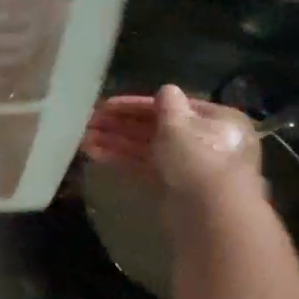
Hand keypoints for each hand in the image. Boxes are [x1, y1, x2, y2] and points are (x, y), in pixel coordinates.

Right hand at [82, 84, 263, 203]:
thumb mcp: (179, 126)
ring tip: (82, 138)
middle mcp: (204, 138)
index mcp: (215, 119)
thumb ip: (168, 106)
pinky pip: (142, 164)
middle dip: (119, 124)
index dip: (135, 105)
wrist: (211, 209)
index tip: (104, 105)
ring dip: (114, 140)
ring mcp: (187, 162)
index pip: (170, 106)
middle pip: (155, 126)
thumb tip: (165, 89)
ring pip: (145, 146)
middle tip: (87, 122)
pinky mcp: (171, 181)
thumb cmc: (198, 159)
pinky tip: (92, 153)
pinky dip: (119, 157)